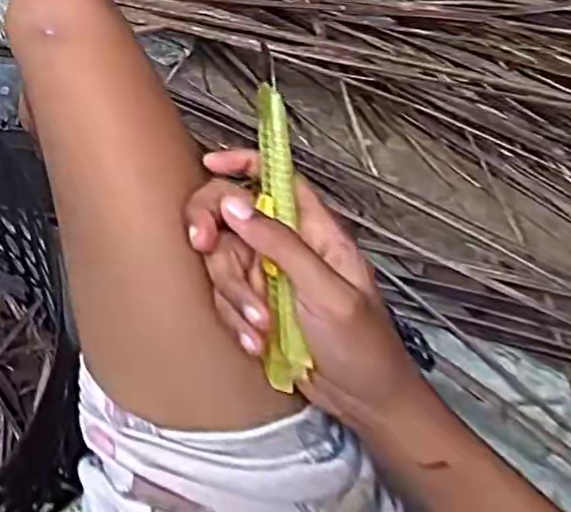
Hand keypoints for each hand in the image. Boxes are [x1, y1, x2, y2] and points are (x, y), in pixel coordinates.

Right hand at [184, 149, 430, 428]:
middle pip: (228, 208)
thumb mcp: (329, 294)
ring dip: (232, 291)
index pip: (277, 176)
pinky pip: (220, 289)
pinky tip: (256, 336)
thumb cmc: (367, 352)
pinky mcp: (250, 295)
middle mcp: (285, 243)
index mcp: (315, 232)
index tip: (211, 163)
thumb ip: (282, 245)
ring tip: (259, 322)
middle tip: (203, 244)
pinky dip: (233, 313)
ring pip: (219, 254)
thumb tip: (235, 203)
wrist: (367, 407)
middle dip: (210, 226)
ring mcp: (264, 269)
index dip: (244, 162)